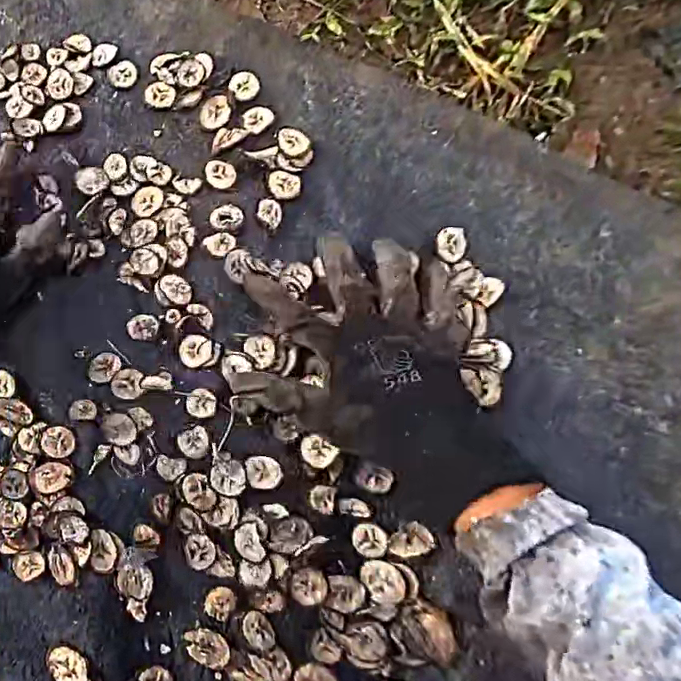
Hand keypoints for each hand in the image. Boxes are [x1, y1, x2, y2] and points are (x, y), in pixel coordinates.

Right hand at [232, 233, 540, 528]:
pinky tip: (439, 267)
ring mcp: (411, 330)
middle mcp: (373, 328)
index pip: (295, 316)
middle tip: (329, 238)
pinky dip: (443, 284)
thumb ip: (279, 393)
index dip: (271, 295)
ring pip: (401, 286)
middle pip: (351, 287)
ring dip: (391, 263)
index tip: (249, 273)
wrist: (436, 441)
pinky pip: (446, 304)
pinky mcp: (444, 339)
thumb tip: (235, 379)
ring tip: (384, 244)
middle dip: (337, 261)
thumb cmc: (369, 426)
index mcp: (339, 345)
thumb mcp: (316, 414)